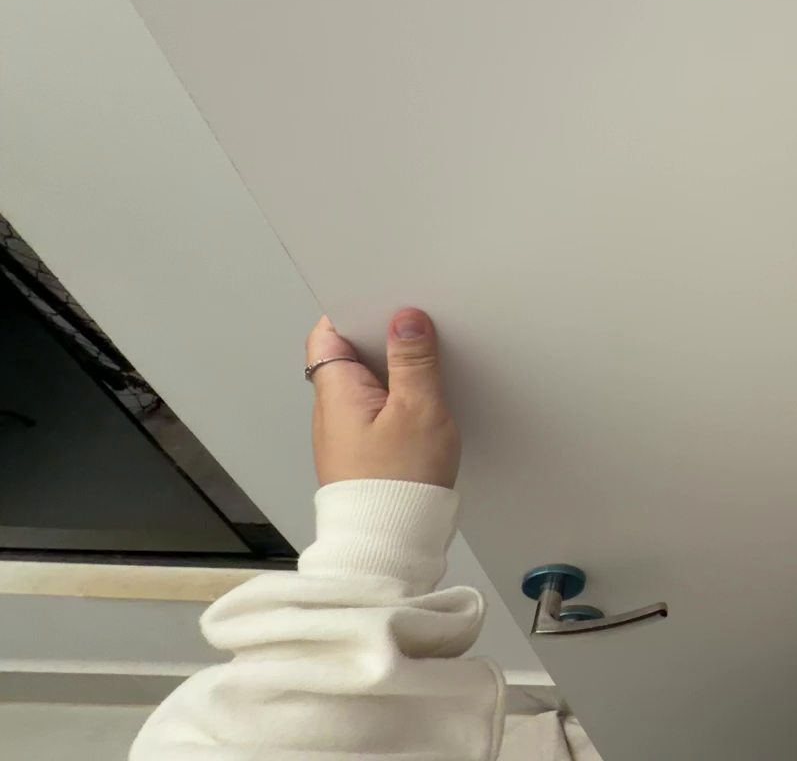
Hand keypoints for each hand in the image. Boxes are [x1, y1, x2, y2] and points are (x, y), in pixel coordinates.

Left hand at [306, 309, 459, 487]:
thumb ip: (413, 361)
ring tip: (430, 354)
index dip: (354, 312)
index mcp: (337, 393)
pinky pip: (380, 402)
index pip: (329, 336)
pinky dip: (401, 389)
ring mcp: (348, 428)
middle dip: (382, 334)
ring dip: (395, 363)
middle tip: (419, 323)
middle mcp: (334, 408)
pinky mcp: (367, 444)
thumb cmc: (401, 475)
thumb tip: (407, 318)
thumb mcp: (418, 407)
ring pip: (368, 379)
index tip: (388, 300)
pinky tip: (427, 392)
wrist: (393, 534)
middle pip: (350, 355)